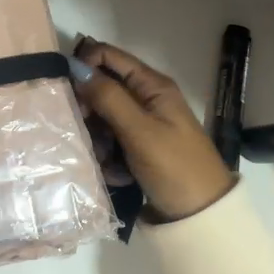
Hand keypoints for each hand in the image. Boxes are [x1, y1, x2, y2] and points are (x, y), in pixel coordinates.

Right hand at [72, 37, 235, 222]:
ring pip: (103, 116)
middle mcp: (147, 98)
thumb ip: (108, 97)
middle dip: (90, 108)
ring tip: (102, 158)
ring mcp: (143, 123)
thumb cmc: (174, 167)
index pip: (109, 56)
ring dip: (97, 136)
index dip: (86, 65)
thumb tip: (77, 69)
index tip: (71, 91)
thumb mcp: (139, 130)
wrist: (202, 217)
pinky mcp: (139, 146)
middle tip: (83, 129)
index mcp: (152, 85)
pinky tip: (113, 171)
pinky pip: (111, 139)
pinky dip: (108, 153)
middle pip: (103, 87)